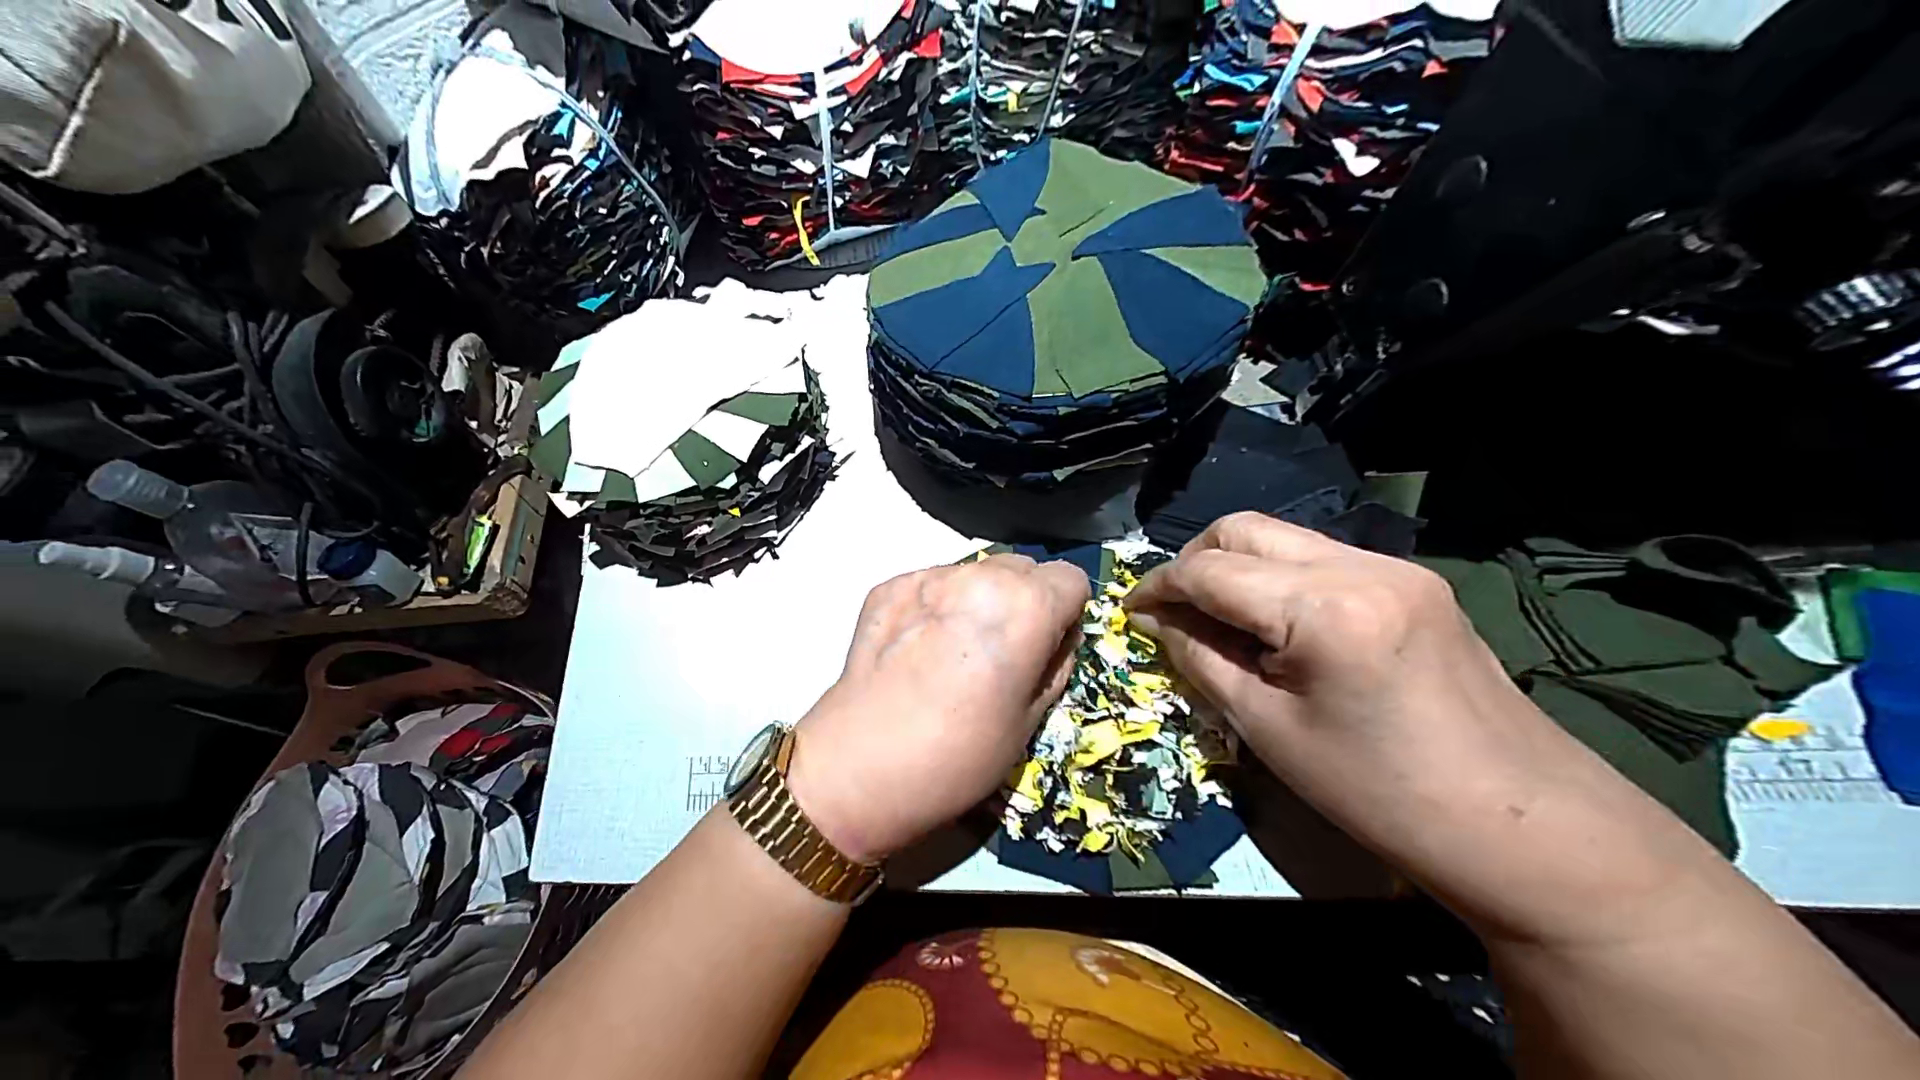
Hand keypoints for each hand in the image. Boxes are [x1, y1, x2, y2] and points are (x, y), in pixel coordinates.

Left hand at [786, 554, 1088, 863]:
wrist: (861, 766)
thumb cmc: (959, 754)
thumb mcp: (1030, 719)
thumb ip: (1055, 663)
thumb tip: (1058, 636)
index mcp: (1025, 606)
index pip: (1070, 579)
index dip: (1066, 611)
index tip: (1049, 641)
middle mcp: (978, 576)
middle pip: (1024, 567)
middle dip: (1026, 599)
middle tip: (1004, 649)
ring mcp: (928, 576)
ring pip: (977, 571)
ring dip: (982, 597)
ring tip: (957, 648)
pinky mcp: (889, 585)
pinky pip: (934, 583)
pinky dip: (939, 605)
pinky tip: (921, 647)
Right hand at [1121, 513, 1622, 886]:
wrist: (1523, 827)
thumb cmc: (1379, 792)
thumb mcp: (1268, 729)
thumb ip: (1201, 659)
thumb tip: (1155, 621)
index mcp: (1322, 606)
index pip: (1210, 569)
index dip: (1159, 587)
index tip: (1131, 613)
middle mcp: (1360, 565)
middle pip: (1244, 528)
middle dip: (1193, 561)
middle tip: (1172, 610)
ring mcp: (1395, 567)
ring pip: (1283, 536)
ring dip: (1236, 566)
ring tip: (1217, 618)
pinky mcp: (1415, 582)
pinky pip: (1321, 558)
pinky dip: (1278, 578)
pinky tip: (1274, 624)